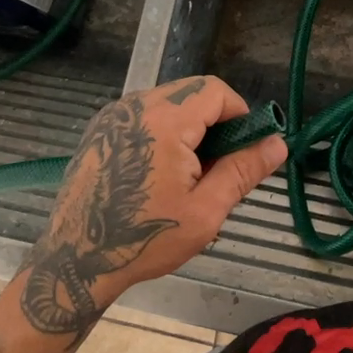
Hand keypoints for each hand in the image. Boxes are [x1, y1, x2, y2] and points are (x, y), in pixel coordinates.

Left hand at [16, 75, 286, 339]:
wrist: (73, 261)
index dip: (238, 113)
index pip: (216, 90)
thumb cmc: (144, 238)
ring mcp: (115, 115)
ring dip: (188, 126)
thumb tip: (278, 143)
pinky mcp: (100, 129)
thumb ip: (242, 170)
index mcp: (165, 119)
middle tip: (217, 166)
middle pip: (192, 92)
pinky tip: (158, 173)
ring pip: (169, 101)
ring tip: (188, 174)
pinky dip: (162, 131)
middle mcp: (138, 105)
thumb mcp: (205, 211)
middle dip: (214, 122)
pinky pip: (144, 114)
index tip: (243, 149)